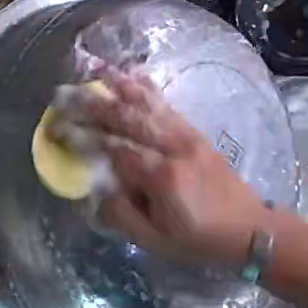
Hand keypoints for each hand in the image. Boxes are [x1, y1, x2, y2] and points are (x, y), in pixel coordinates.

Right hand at [69, 72, 270, 265]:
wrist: (250, 230)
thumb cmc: (198, 239)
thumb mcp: (155, 240)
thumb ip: (121, 214)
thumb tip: (93, 190)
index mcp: (161, 175)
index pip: (113, 148)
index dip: (82, 135)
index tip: (57, 126)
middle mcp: (172, 147)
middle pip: (126, 118)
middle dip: (92, 104)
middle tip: (64, 93)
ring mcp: (185, 135)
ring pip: (146, 103)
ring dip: (118, 84)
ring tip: (94, 67)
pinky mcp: (193, 132)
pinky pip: (166, 104)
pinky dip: (147, 87)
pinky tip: (132, 73)